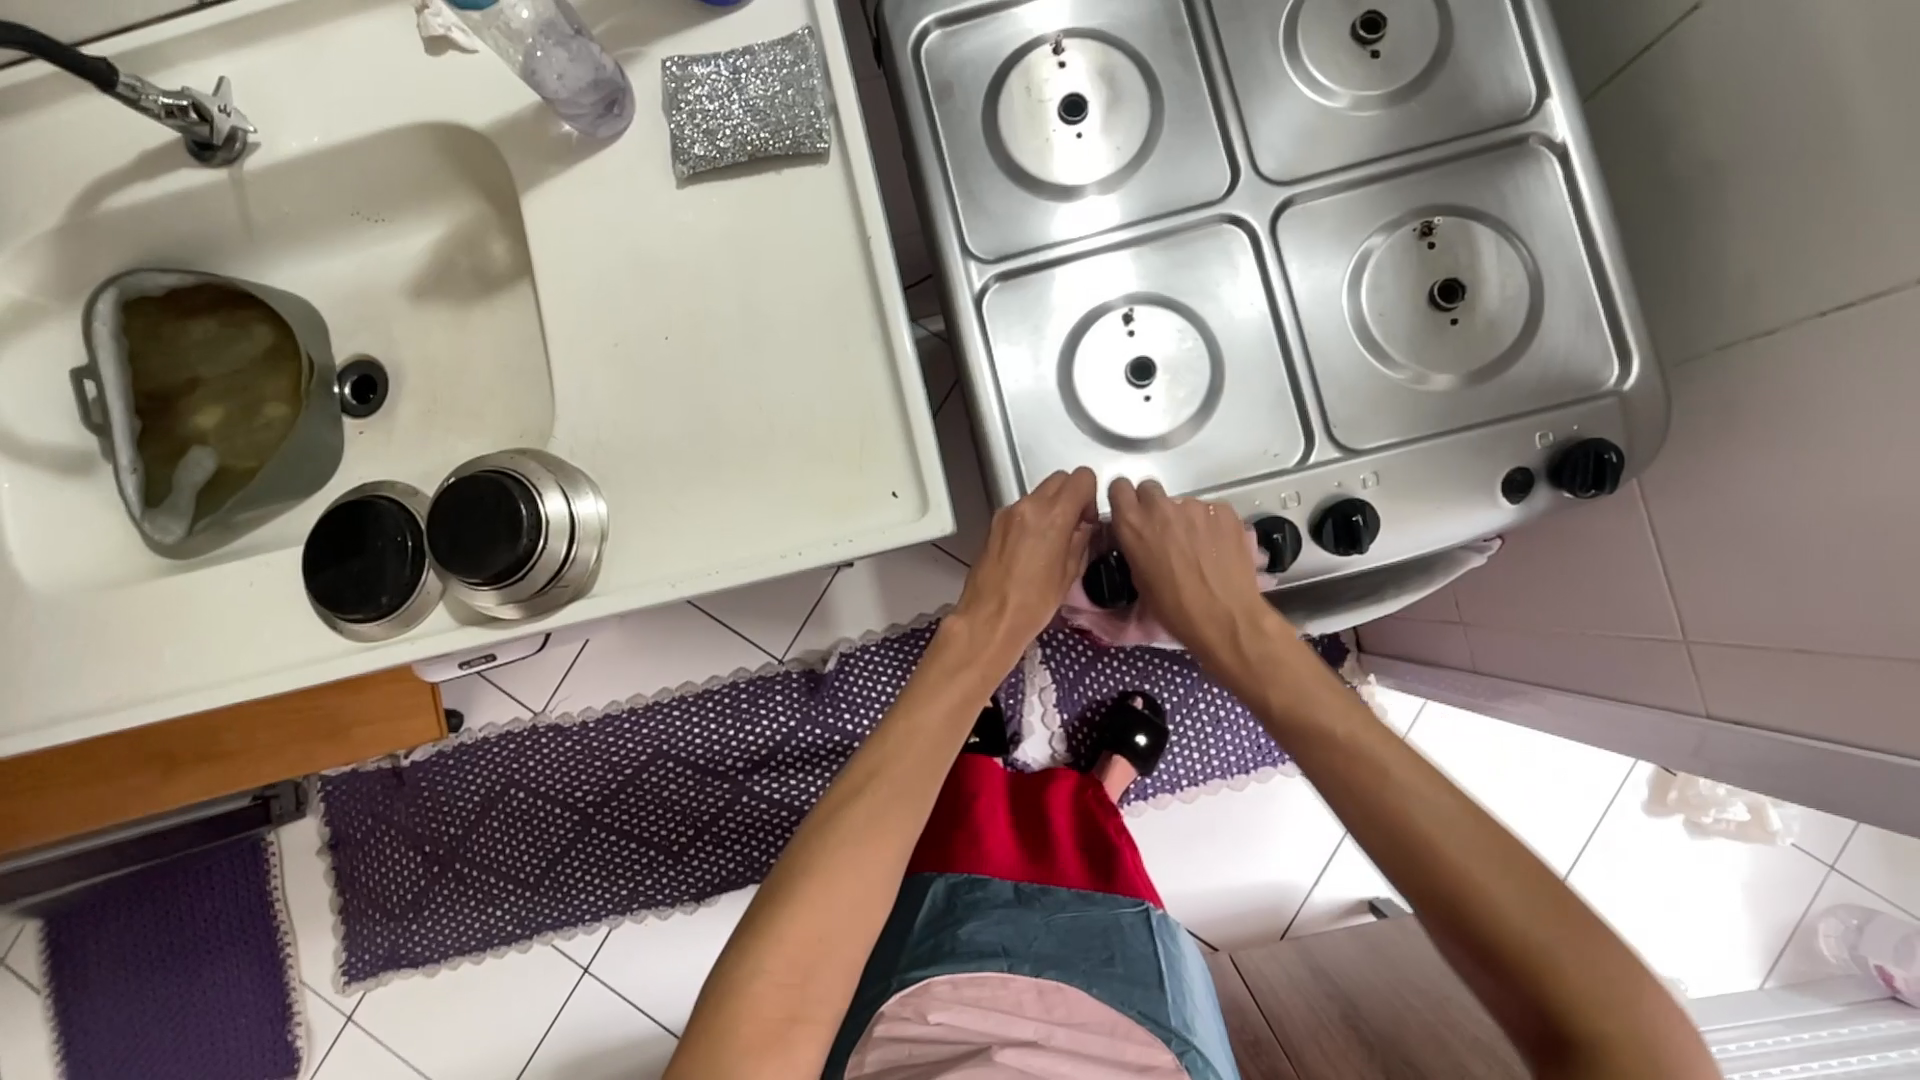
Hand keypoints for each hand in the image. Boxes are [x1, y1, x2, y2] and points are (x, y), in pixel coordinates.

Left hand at [948, 468, 1097, 665]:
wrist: (990, 618)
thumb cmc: (1033, 603)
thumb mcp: (1070, 573)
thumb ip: (1080, 539)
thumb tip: (1084, 525)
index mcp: (1052, 516)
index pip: (1081, 478)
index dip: (1090, 495)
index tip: (1089, 518)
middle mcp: (1028, 506)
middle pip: (1059, 479)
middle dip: (1071, 496)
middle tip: (1074, 525)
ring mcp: (1007, 513)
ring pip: (1038, 493)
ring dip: (1050, 507)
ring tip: (1052, 540)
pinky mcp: (994, 523)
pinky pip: (1021, 509)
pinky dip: (1032, 518)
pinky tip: (1032, 547)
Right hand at [1107, 477, 1289, 670]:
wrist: (1224, 618)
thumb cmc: (1173, 608)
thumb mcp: (1139, 578)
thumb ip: (1135, 546)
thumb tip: (1142, 539)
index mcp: (1132, 524)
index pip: (1118, 487)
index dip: (1125, 499)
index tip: (1131, 512)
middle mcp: (1160, 507)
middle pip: (1150, 488)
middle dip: (1153, 506)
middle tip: (1163, 531)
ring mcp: (1195, 506)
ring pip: (1183, 503)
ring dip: (1185, 519)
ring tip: (1198, 549)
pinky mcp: (1224, 511)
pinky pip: (1211, 511)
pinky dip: (1211, 525)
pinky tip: (1218, 549)